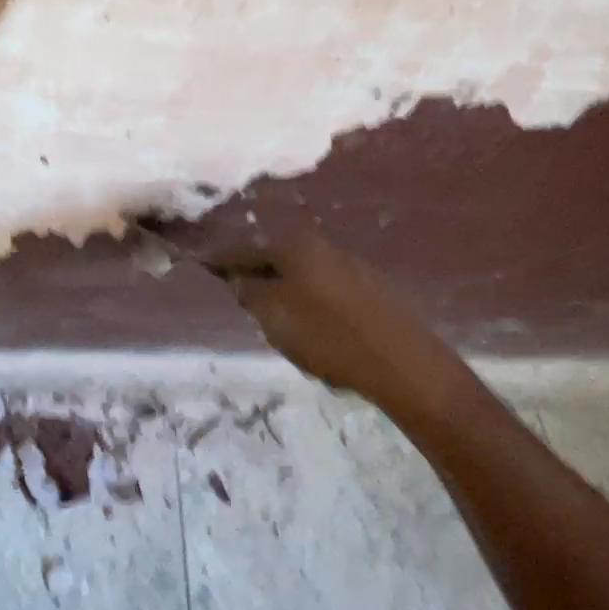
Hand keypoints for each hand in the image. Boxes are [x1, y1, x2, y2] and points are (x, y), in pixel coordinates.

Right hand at [220, 237, 473, 420]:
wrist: (405, 365)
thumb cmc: (329, 338)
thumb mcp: (274, 318)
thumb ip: (249, 293)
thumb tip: (238, 278)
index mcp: (295, 245)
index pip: (245, 247)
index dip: (222, 260)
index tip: (203, 266)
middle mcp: (322, 245)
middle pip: (276, 257)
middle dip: (257, 274)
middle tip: (240, 296)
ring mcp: (351, 264)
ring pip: (303, 272)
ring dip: (285, 288)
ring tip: (274, 316)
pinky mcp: (372, 288)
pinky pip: (326, 288)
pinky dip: (310, 299)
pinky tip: (312, 325)